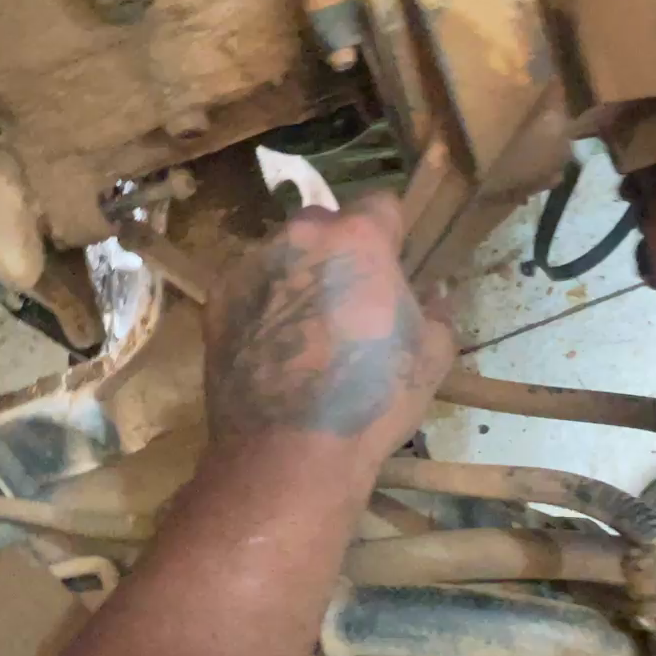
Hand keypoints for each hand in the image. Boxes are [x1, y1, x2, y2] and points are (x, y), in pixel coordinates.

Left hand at [204, 193, 454, 482]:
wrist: (290, 450)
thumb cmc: (373, 399)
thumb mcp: (432, 356)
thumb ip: (438, 311)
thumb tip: (436, 294)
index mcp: (358, 238)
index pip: (382, 205)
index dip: (391, 235)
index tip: (392, 267)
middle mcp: (299, 236)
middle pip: (325, 224)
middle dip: (340, 251)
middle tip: (350, 302)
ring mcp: (251, 265)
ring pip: (283, 253)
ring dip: (299, 275)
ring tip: (306, 331)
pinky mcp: (217, 299)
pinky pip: (250, 286)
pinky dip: (264, 304)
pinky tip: (273, 347)